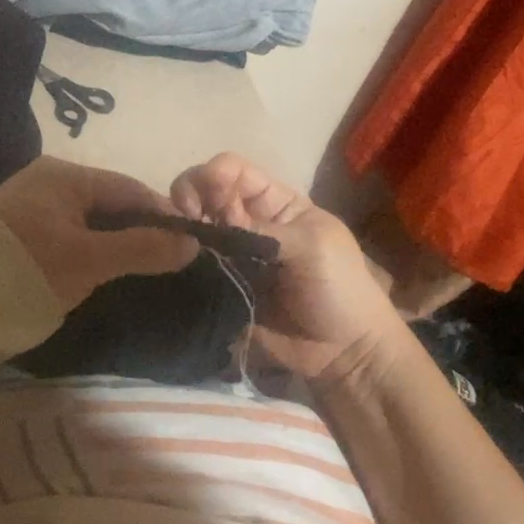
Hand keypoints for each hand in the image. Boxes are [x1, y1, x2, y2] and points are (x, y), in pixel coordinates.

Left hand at [0, 158, 199, 310]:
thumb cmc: (30, 269)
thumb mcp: (92, 260)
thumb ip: (142, 248)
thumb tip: (192, 243)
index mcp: (63, 175)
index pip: (128, 188)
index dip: (161, 215)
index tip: (189, 243)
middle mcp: (46, 180)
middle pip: (108, 202)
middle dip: (137, 229)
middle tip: (166, 260)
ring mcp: (29, 204)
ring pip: (88, 219)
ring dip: (113, 241)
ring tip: (139, 268)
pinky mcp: (19, 230)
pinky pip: (68, 232)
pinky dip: (89, 248)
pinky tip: (101, 268)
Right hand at [171, 153, 409, 381]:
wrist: (343, 352)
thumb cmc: (340, 289)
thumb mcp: (311, 247)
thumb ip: (262, 229)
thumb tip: (211, 221)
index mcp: (276, 203)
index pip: (233, 171)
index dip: (212, 176)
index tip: (204, 200)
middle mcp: (247, 222)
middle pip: (203, 193)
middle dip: (189, 198)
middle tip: (190, 221)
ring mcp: (230, 255)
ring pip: (193, 228)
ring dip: (183, 230)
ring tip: (185, 248)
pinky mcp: (218, 287)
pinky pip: (192, 267)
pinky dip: (181, 263)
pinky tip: (180, 267)